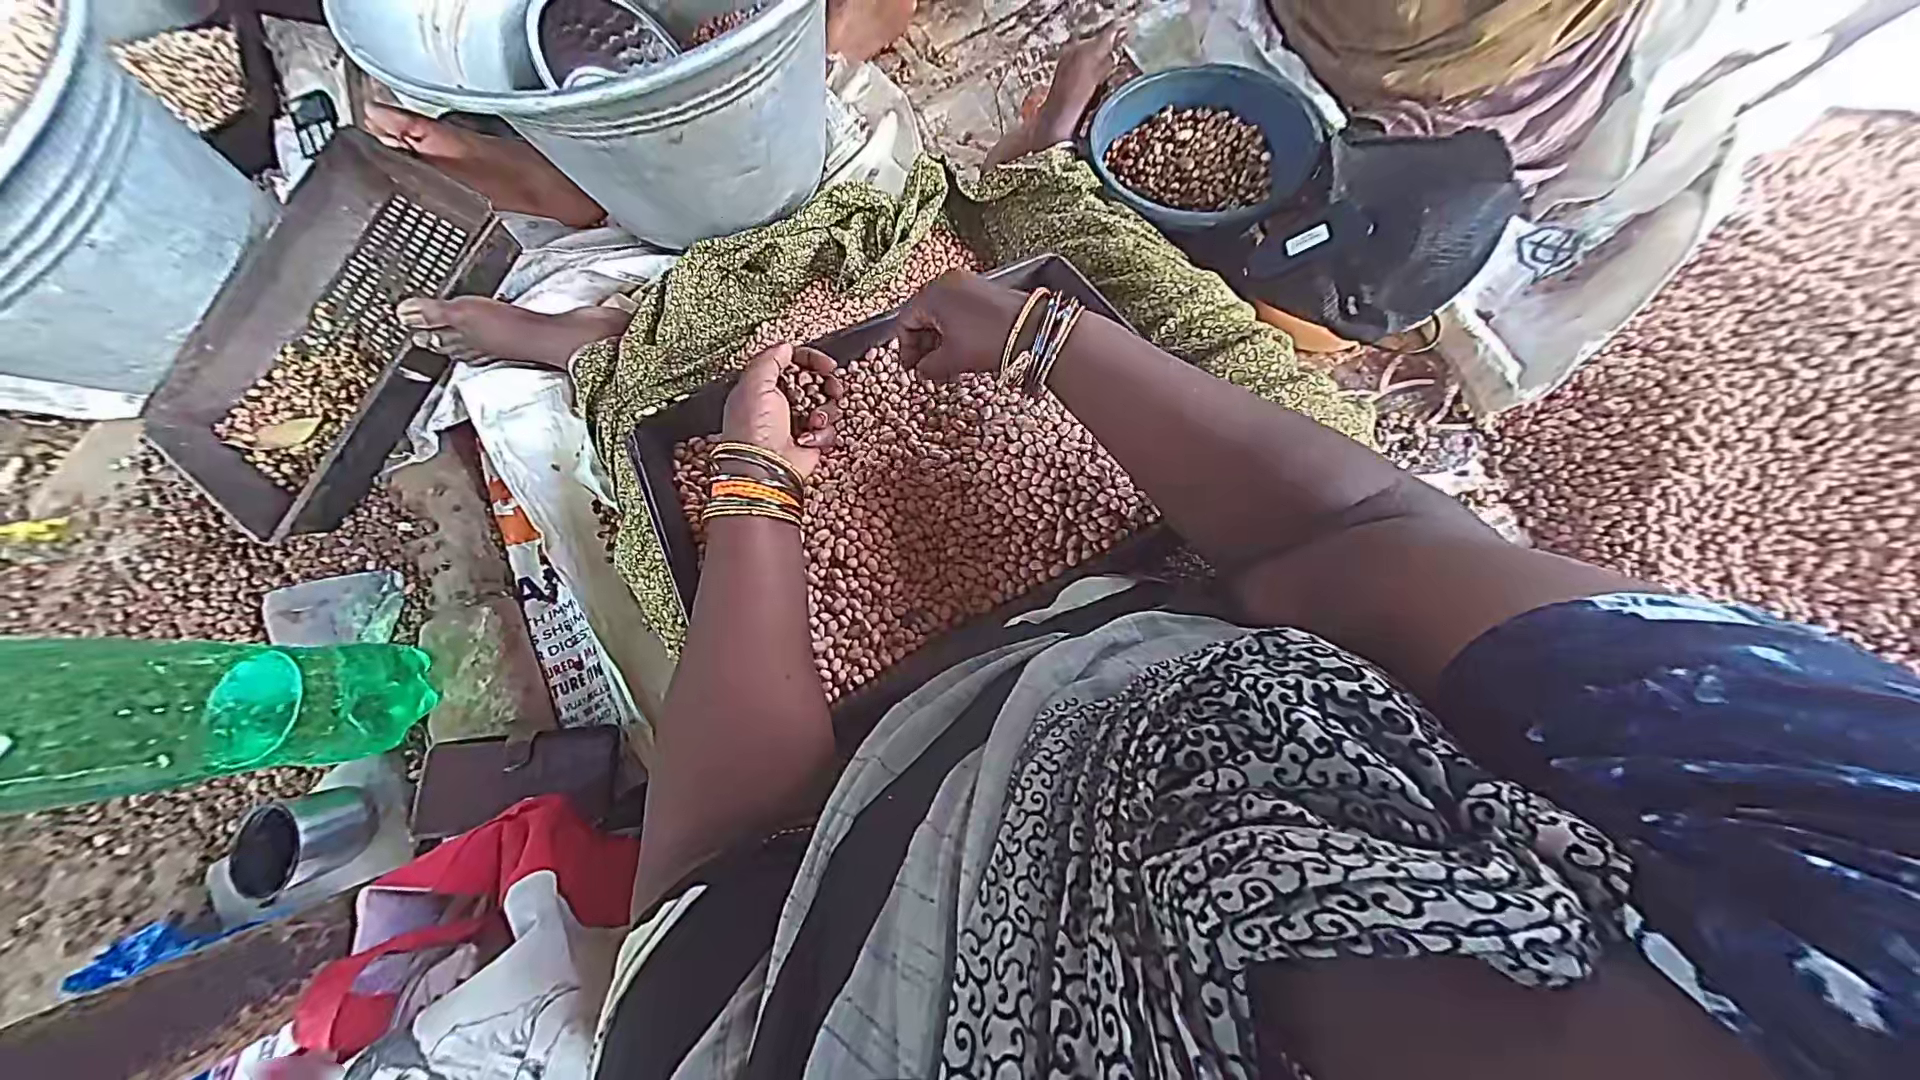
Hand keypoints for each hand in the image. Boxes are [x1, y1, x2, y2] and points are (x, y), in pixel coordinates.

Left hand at [720, 343, 842, 477]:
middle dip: (827, 385)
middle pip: (815, 382)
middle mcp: (782, 402)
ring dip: (824, 411)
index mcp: (765, 385)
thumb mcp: (756, 384)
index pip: (793, 362)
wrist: (765, 466)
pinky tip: (808, 438)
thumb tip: (785, 346)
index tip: (827, 365)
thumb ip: (770, 360)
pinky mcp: (811, 440)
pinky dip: (821, 434)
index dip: (811, 360)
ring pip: (826, 405)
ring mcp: (797, 422)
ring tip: (814, 420)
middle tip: (832, 390)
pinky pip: (828, 429)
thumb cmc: (754, 428)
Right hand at [895, 272, 1029, 381]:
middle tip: (928, 370)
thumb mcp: (951, 359)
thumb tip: (920, 372)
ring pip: (943, 314)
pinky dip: (956, 331)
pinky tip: (963, 351)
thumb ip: (927, 367)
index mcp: (931, 294)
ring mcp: (968, 283)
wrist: (1031, 330)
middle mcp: (947, 282)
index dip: (905, 350)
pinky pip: (960, 311)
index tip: (912, 370)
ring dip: (940, 341)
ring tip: (947, 364)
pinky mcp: (985, 291)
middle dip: (924, 346)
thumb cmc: (985, 341)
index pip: (905, 322)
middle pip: (923, 316)